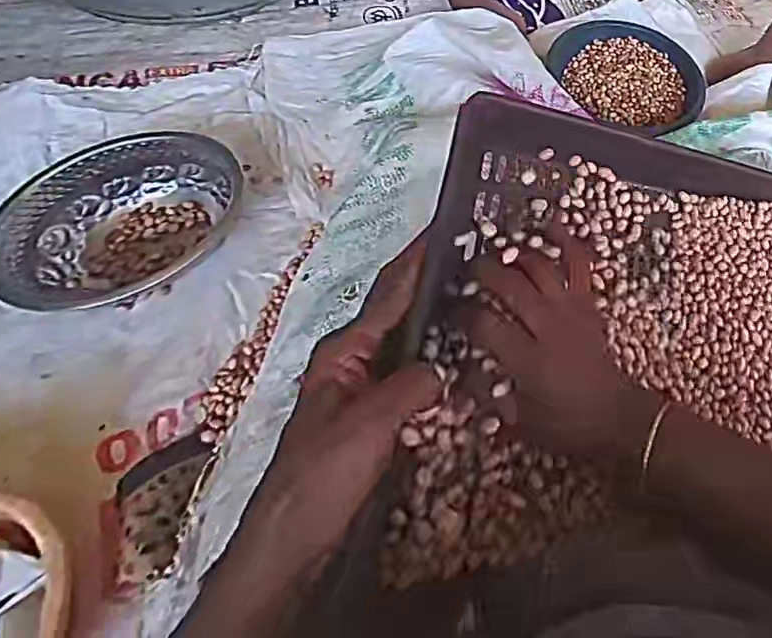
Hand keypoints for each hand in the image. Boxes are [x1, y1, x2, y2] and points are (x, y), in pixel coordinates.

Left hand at [234, 231, 444, 570]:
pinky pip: (421, 378)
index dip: (418, 258)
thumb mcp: (367, 424)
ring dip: (444, 324)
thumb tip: (443, 370)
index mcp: (346, 351)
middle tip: (476, 262)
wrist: (292, 543)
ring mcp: (370, 387)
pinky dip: (444, 364)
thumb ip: (410, 386)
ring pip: (416, 345)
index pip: (390, 292)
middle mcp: (358, 360)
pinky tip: (469, 362)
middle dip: (436, 284)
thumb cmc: (320, 478)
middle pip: (404, 312)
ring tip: (480, 302)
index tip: (445, 228)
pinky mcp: (382, 414)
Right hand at [462, 231, 653, 468]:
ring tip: (496, 250)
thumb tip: (456, 368)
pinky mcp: (588, 300)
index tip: (450, 313)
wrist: (614, 414)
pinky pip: (577, 263)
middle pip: (510, 286)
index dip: (462, 315)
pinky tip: (547, 225)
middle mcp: (549, 326)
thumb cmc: (564, 423)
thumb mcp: (517, 421)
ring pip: (540, 268)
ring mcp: (572, 308)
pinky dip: (565, 240)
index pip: (485, 325)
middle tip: (466, 272)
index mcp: (528, 360)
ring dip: (515, 254)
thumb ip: (485, 393)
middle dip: (483, 273)